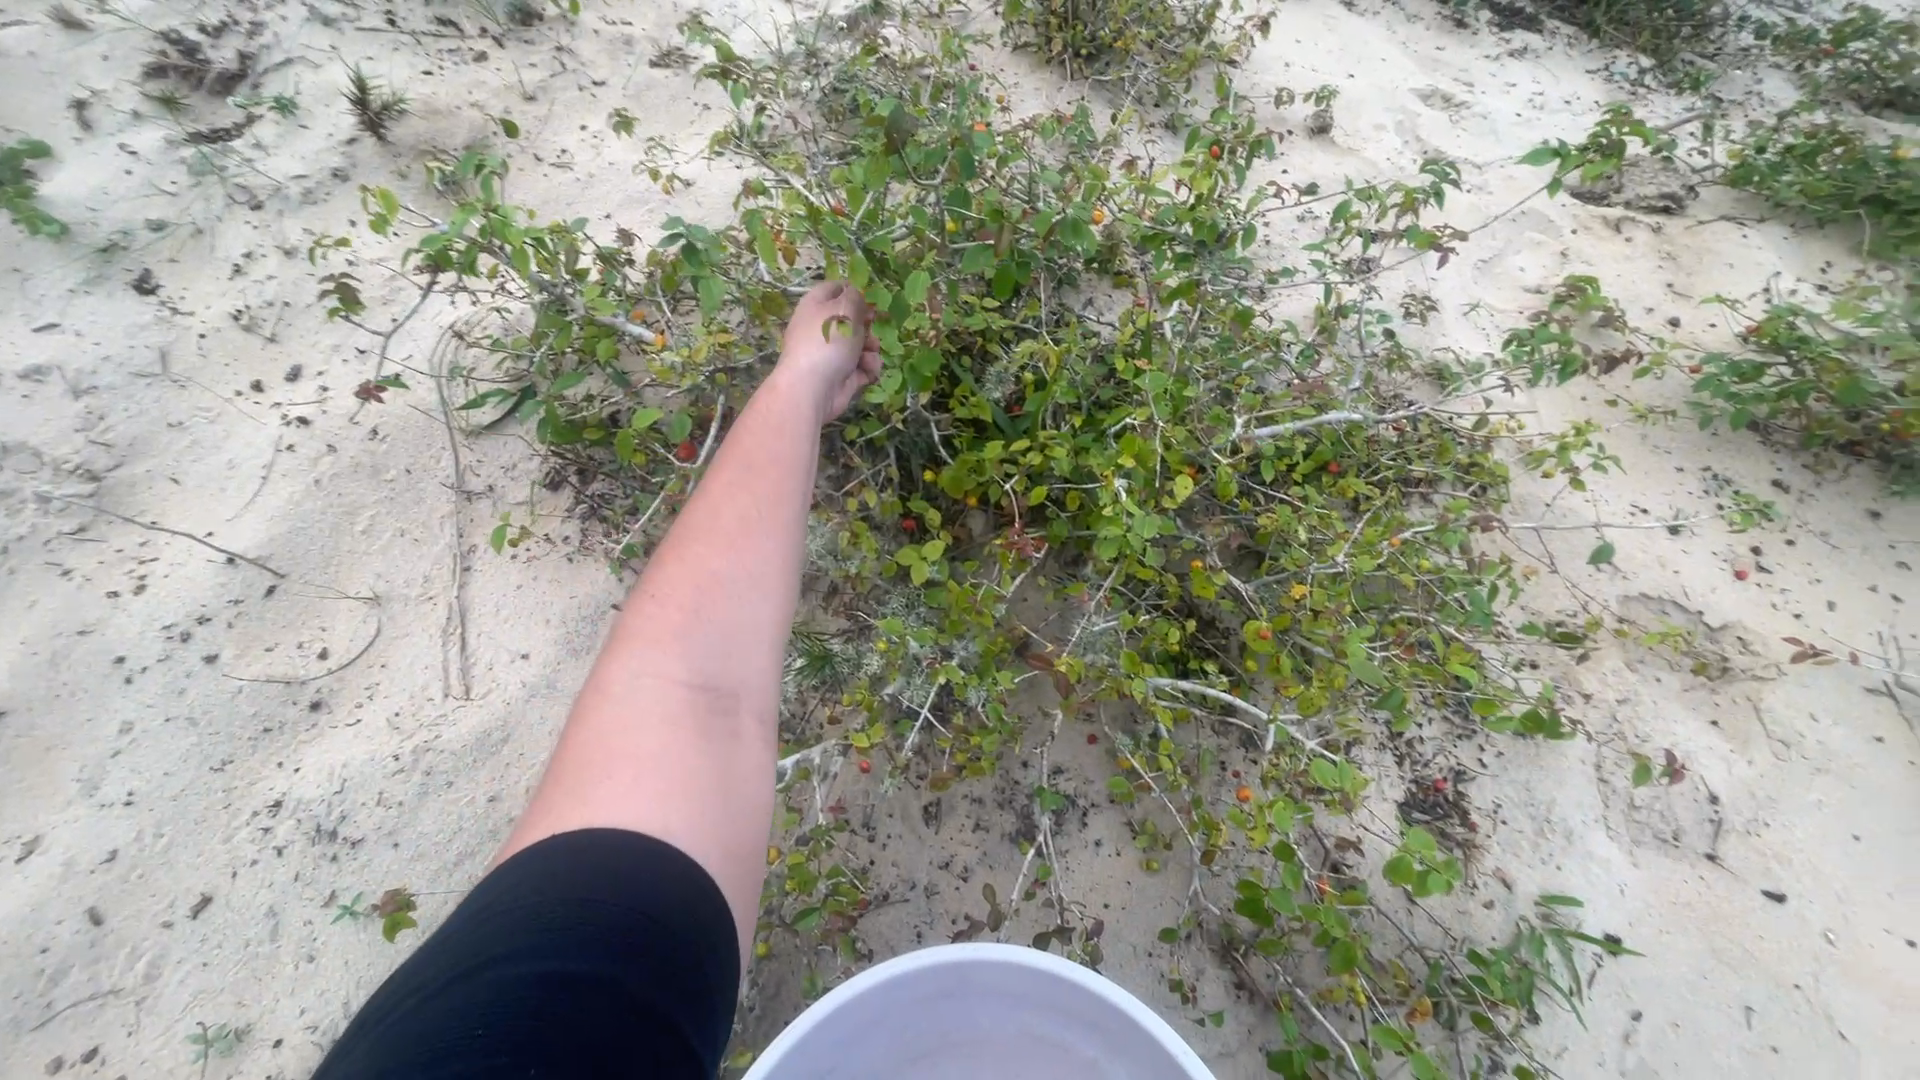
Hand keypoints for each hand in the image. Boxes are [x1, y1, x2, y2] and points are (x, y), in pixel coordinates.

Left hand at [776, 280, 880, 423]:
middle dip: (868, 324)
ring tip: (870, 353)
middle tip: (872, 327)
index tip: (871, 298)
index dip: (854, 291)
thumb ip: (856, 297)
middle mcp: (822, 328)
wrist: (813, 388)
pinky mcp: (843, 376)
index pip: (835, 289)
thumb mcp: (845, 309)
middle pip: (852, 319)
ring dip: (872, 348)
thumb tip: (857, 295)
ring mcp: (832, 354)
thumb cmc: (828, 341)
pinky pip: (863, 366)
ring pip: (861, 344)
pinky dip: (869, 368)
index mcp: (816, 306)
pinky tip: (868, 371)